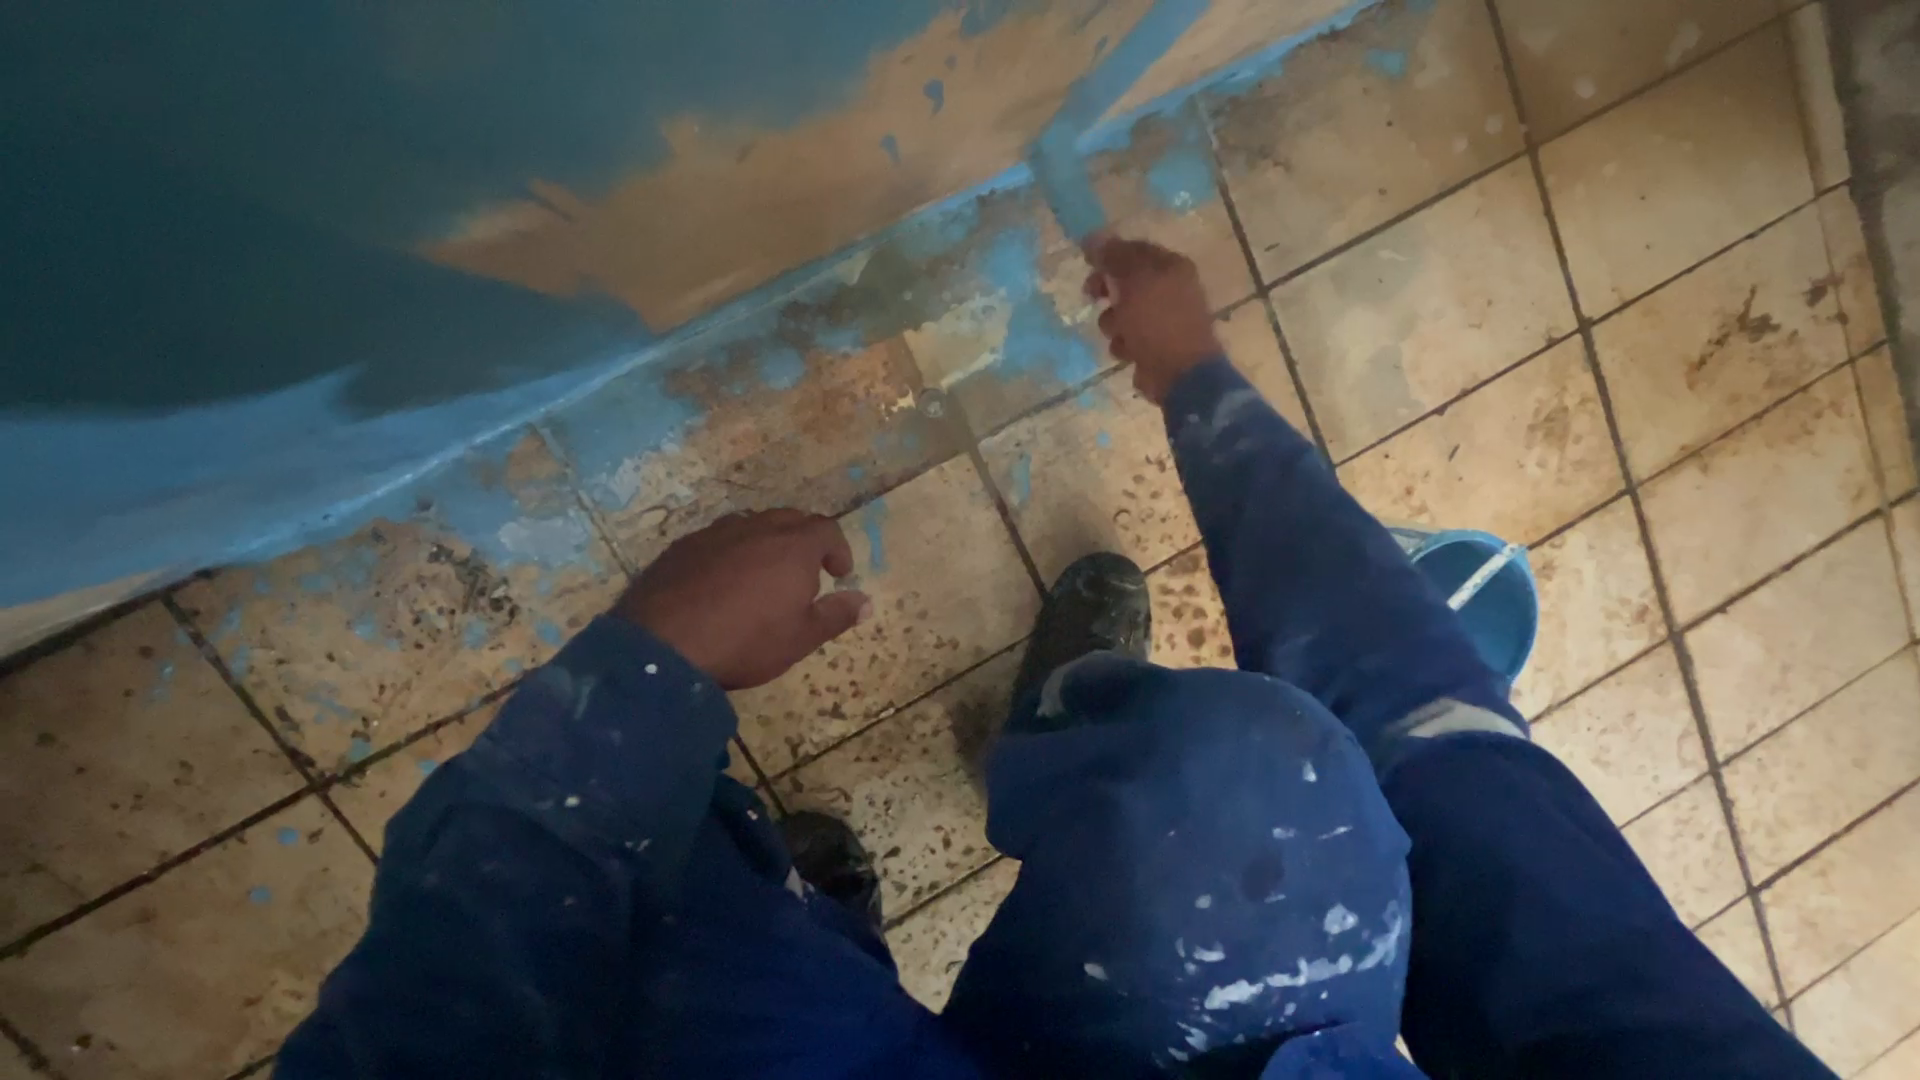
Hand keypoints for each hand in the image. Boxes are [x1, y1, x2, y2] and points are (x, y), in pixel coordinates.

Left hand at [615, 510, 871, 690]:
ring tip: (766, 573)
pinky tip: (724, 581)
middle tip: (807, 570)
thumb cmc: (746, 641)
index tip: (839, 574)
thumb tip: (866, 601)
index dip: (838, 549)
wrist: (663, 646)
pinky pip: (719, 538)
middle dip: (805, 539)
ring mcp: (716, 533)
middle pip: (790, 519)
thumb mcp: (801, 637)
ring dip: (767, 541)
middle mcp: (757, 528)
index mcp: (794, 546)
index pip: (827, 529)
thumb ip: (836, 615)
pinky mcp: (683, 547)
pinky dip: (732, 551)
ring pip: (752, 524)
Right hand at [1084, 235, 1222, 404]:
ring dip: (1113, 322)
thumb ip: (1113, 256)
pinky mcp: (1153, 345)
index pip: (1134, 250)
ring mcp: (1162, 319)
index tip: (1087, 263)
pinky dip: (1123, 344)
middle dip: (1107, 290)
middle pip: (1125, 280)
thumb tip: (1092, 237)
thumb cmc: (1158, 321)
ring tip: (1120, 332)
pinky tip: (1130, 352)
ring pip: (1121, 312)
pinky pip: (1126, 338)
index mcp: (1171, 266)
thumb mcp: (1134, 281)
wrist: (1179, 373)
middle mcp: (1169, 289)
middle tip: (1092, 295)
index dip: (1109, 254)